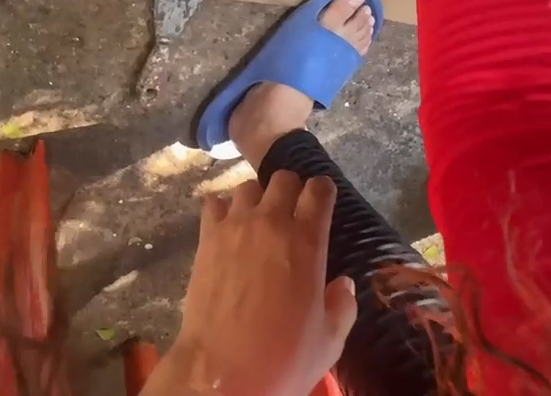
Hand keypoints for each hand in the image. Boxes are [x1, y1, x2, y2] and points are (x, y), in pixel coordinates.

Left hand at [146, 172, 355, 395]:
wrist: (223, 371)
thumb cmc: (283, 358)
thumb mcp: (329, 341)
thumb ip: (342, 306)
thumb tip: (344, 283)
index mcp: (306, 241)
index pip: (318, 191)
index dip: (323, 191)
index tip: (323, 199)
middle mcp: (271, 222)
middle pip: (283, 178)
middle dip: (292, 189)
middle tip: (292, 211)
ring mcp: (235, 225)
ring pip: (248, 187)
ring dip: (257, 199)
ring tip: (258, 220)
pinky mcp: (207, 236)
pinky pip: (214, 203)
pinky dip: (223, 210)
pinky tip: (228, 229)